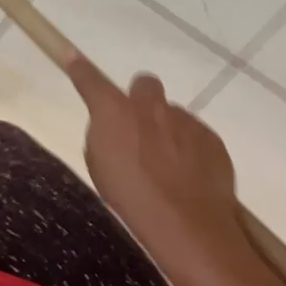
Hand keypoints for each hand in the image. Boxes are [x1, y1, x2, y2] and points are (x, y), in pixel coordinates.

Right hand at [69, 58, 241, 252]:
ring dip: (167, 129)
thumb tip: (113, 126)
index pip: (90, 78)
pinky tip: (189, 174)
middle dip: (142, 100)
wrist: (187, 226)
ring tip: (169, 163)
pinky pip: (196, 134)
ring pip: (173, 114)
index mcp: (114, 110)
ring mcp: (185, 121)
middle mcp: (150, 107)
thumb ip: (104, 134)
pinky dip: (190, 147)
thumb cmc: (130, 195)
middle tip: (140, 127)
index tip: (73, 60)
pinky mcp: (212, 140)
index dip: (80, 68)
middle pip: (145, 84)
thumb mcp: (99, 163)